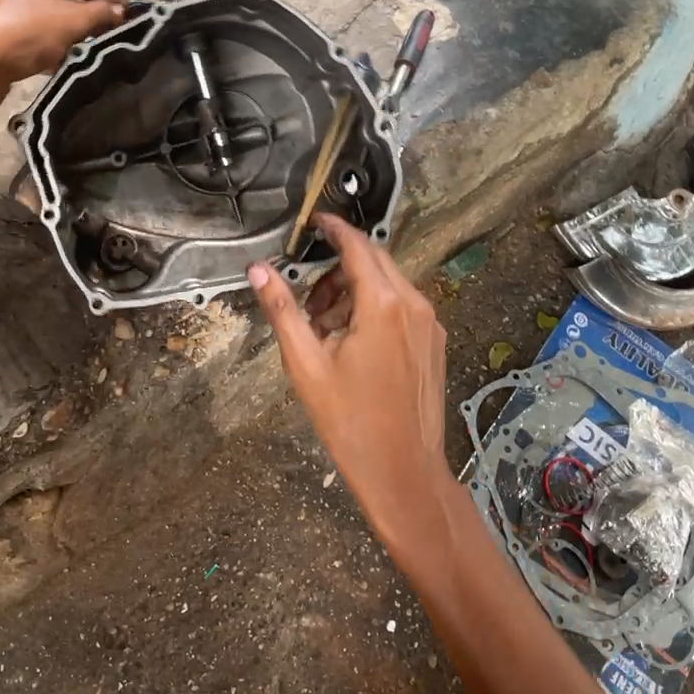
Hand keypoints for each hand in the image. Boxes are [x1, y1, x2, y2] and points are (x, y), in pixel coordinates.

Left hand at [0, 0, 125, 113]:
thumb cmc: (26, 32)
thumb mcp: (72, 21)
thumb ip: (101, 15)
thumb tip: (121, 13)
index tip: (133, 19)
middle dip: (92, 19)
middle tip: (114, 40)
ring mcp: (11, 6)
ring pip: (55, 20)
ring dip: (73, 37)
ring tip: (91, 56)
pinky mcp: (3, 32)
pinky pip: (38, 37)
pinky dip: (53, 49)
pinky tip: (61, 66)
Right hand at [247, 215, 451, 537]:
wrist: (403, 471)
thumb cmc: (350, 421)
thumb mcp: (306, 364)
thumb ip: (282, 310)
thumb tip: (258, 270)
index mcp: (382, 304)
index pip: (357, 246)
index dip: (334, 229)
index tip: (314, 222)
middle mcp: (414, 305)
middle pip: (374, 260)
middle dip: (338, 266)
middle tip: (307, 296)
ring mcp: (430, 324)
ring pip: (389, 283)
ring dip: (354, 289)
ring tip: (324, 328)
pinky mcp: (435, 343)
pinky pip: (402, 306)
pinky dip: (374, 307)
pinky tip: (352, 342)